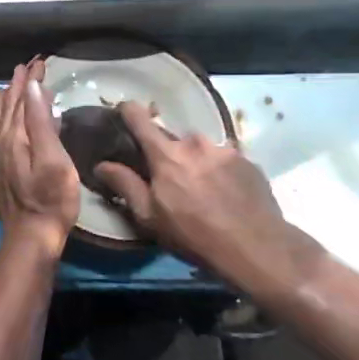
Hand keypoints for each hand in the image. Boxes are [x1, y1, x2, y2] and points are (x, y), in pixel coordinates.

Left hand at [0, 59, 79, 256]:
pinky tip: (5, 117)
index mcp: (14, 136)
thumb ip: (40, 122)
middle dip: (19, 84)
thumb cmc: (51, 199)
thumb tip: (33, 88)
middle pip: (8, 104)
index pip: (22, 98)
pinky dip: (2, 114)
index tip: (40, 62)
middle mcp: (0, 141)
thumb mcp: (53, 159)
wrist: (31, 235)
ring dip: (8, 97)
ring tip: (14, 85)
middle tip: (28, 66)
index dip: (31, 80)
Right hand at [93, 102, 323, 299]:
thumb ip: (124, 185)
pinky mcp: (249, 161)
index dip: (127, 111)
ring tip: (201, 190)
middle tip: (169, 180)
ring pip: (200, 149)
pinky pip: (224, 159)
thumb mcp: (149, 216)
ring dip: (195, 163)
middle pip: (173, 139)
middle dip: (167, 154)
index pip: (140, 118)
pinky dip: (218, 171)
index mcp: (166, 155)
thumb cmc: (193, 234)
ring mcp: (225, 150)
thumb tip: (102, 164)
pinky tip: (224, 195)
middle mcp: (195, 143)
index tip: (122, 112)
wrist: (256, 247)